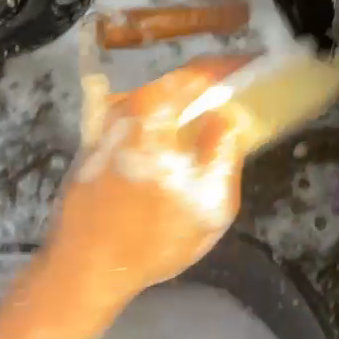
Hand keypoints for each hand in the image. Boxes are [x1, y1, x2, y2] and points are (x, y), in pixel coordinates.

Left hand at [45, 55, 252, 310]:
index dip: (232, 67)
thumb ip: (225, 150)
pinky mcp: (94, 150)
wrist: (82, 272)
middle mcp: (123, 107)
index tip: (256, 67)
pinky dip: (162, 128)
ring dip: (184, 110)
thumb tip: (228, 117)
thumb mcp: (210, 200)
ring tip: (211, 123)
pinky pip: (138, 126)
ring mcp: (104, 128)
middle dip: (209, 88)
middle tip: (238, 96)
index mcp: (152, 109)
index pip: (200, 72)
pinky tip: (174, 152)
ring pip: (155, 106)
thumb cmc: (152, 236)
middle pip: (174, 86)